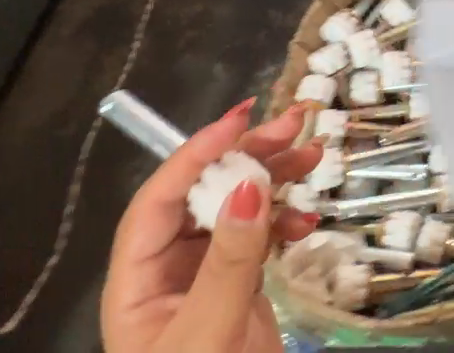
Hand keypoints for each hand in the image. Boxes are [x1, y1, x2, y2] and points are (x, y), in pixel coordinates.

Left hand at [101, 100, 324, 352]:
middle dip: (249, 155)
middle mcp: (168, 271)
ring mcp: (206, 277)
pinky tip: (309, 221)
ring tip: (315, 154)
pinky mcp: (239, 286)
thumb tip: (248, 186)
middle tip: (296, 122)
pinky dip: (287, 219)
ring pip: (238, 207)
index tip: (240, 120)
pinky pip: (262, 234)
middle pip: (204, 195)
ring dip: (277, 177)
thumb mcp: (211, 334)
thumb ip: (229, 261)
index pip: (160, 202)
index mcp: (138, 282)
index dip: (196, 156)